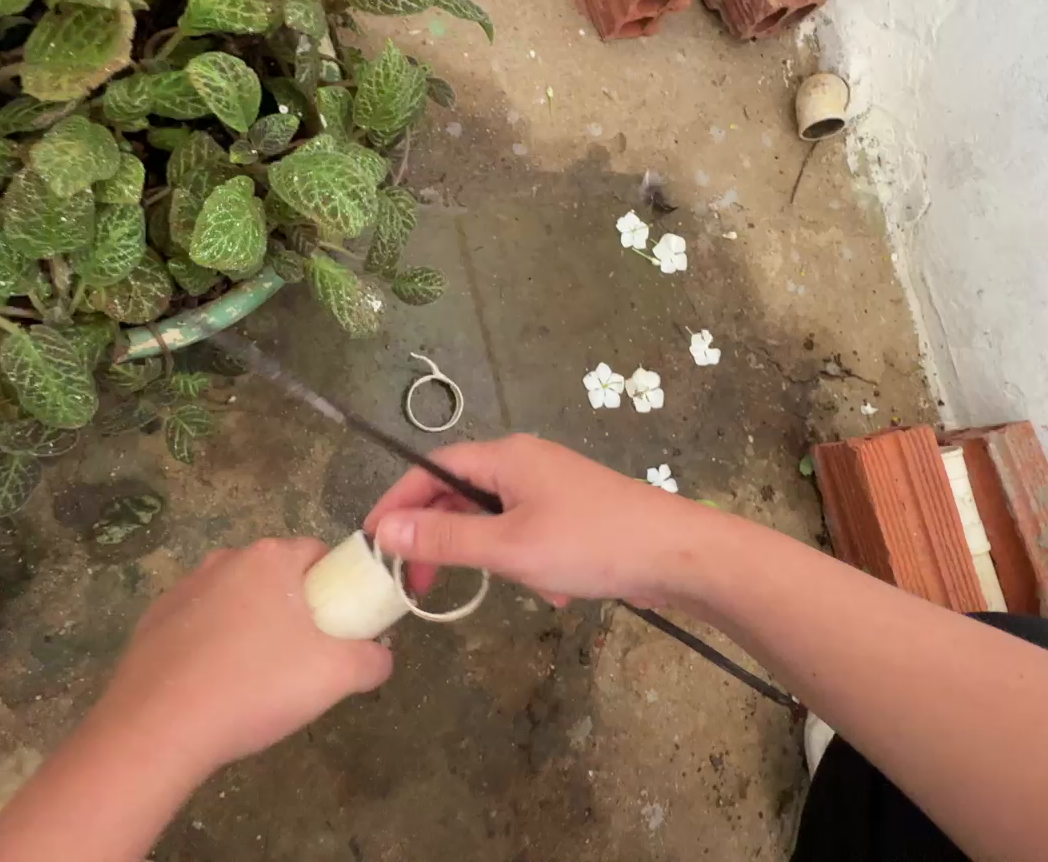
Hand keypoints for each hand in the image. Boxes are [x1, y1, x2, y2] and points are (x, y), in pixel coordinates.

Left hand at [87, 538, 393, 780]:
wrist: (154, 733)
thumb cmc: (254, 687)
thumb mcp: (335, 676)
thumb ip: (373, 659)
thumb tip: (382, 656)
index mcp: (271, 559)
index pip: (319, 554)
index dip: (336, 586)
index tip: (338, 626)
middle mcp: (226, 560)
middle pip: (277, 575)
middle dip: (294, 607)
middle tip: (302, 657)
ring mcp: (184, 588)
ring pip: (237, 598)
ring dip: (252, 624)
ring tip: (255, 678)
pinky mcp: (151, 621)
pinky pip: (199, 624)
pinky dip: (212, 644)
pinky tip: (213, 686)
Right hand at [363, 435, 717, 606]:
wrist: (676, 553)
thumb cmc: (589, 543)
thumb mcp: (509, 547)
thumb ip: (445, 539)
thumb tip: (385, 529)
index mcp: (505, 457)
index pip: (433, 467)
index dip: (398, 500)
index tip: (371, 539)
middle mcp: (524, 462)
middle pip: (461, 492)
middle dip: (438, 537)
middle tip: (417, 582)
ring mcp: (550, 487)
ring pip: (494, 518)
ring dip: (487, 555)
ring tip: (494, 589)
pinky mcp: (571, 512)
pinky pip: (526, 532)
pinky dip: (525, 561)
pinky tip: (551, 590)